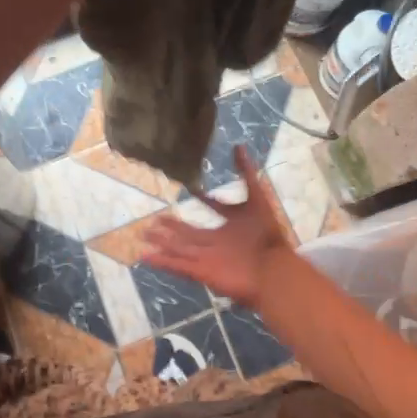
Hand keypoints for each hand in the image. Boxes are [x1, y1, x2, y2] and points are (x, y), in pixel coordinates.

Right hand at [142, 146, 291, 308]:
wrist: (274, 268)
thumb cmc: (267, 235)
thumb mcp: (257, 198)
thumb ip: (247, 173)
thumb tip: (239, 145)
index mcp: (230, 225)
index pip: (214, 209)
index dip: (204, 199)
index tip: (191, 189)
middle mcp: (216, 242)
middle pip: (188, 233)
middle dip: (170, 228)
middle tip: (153, 220)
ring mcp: (208, 258)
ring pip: (179, 248)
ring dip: (162, 242)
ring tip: (142, 235)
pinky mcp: (202, 272)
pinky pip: (179, 266)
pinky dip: (163, 262)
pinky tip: (146, 256)